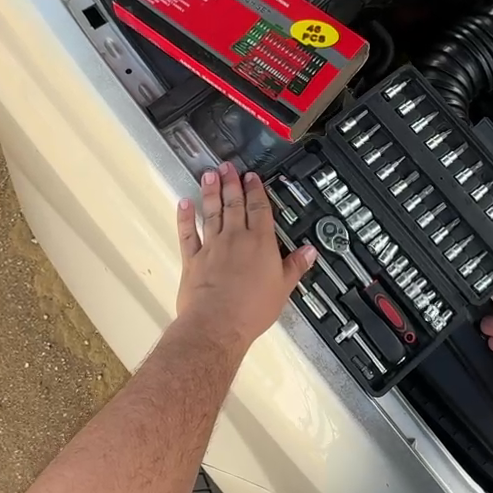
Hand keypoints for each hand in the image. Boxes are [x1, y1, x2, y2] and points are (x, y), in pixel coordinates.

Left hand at [176, 162, 314, 350]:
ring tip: (209, 174)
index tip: (252, 177)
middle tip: (228, 167)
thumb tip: (309, 252)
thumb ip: (295, 266)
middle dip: (231, 184)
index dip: (256, 191)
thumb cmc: (251, 310)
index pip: (259, 209)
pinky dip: (185, 218)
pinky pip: (187, 233)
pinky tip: (184, 204)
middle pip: (234, 204)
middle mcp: (235, 239)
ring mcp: (211, 247)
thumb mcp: (283, 288)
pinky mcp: (192, 260)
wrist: (217, 325)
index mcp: (260, 243)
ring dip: (210, 192)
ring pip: (211, 212)